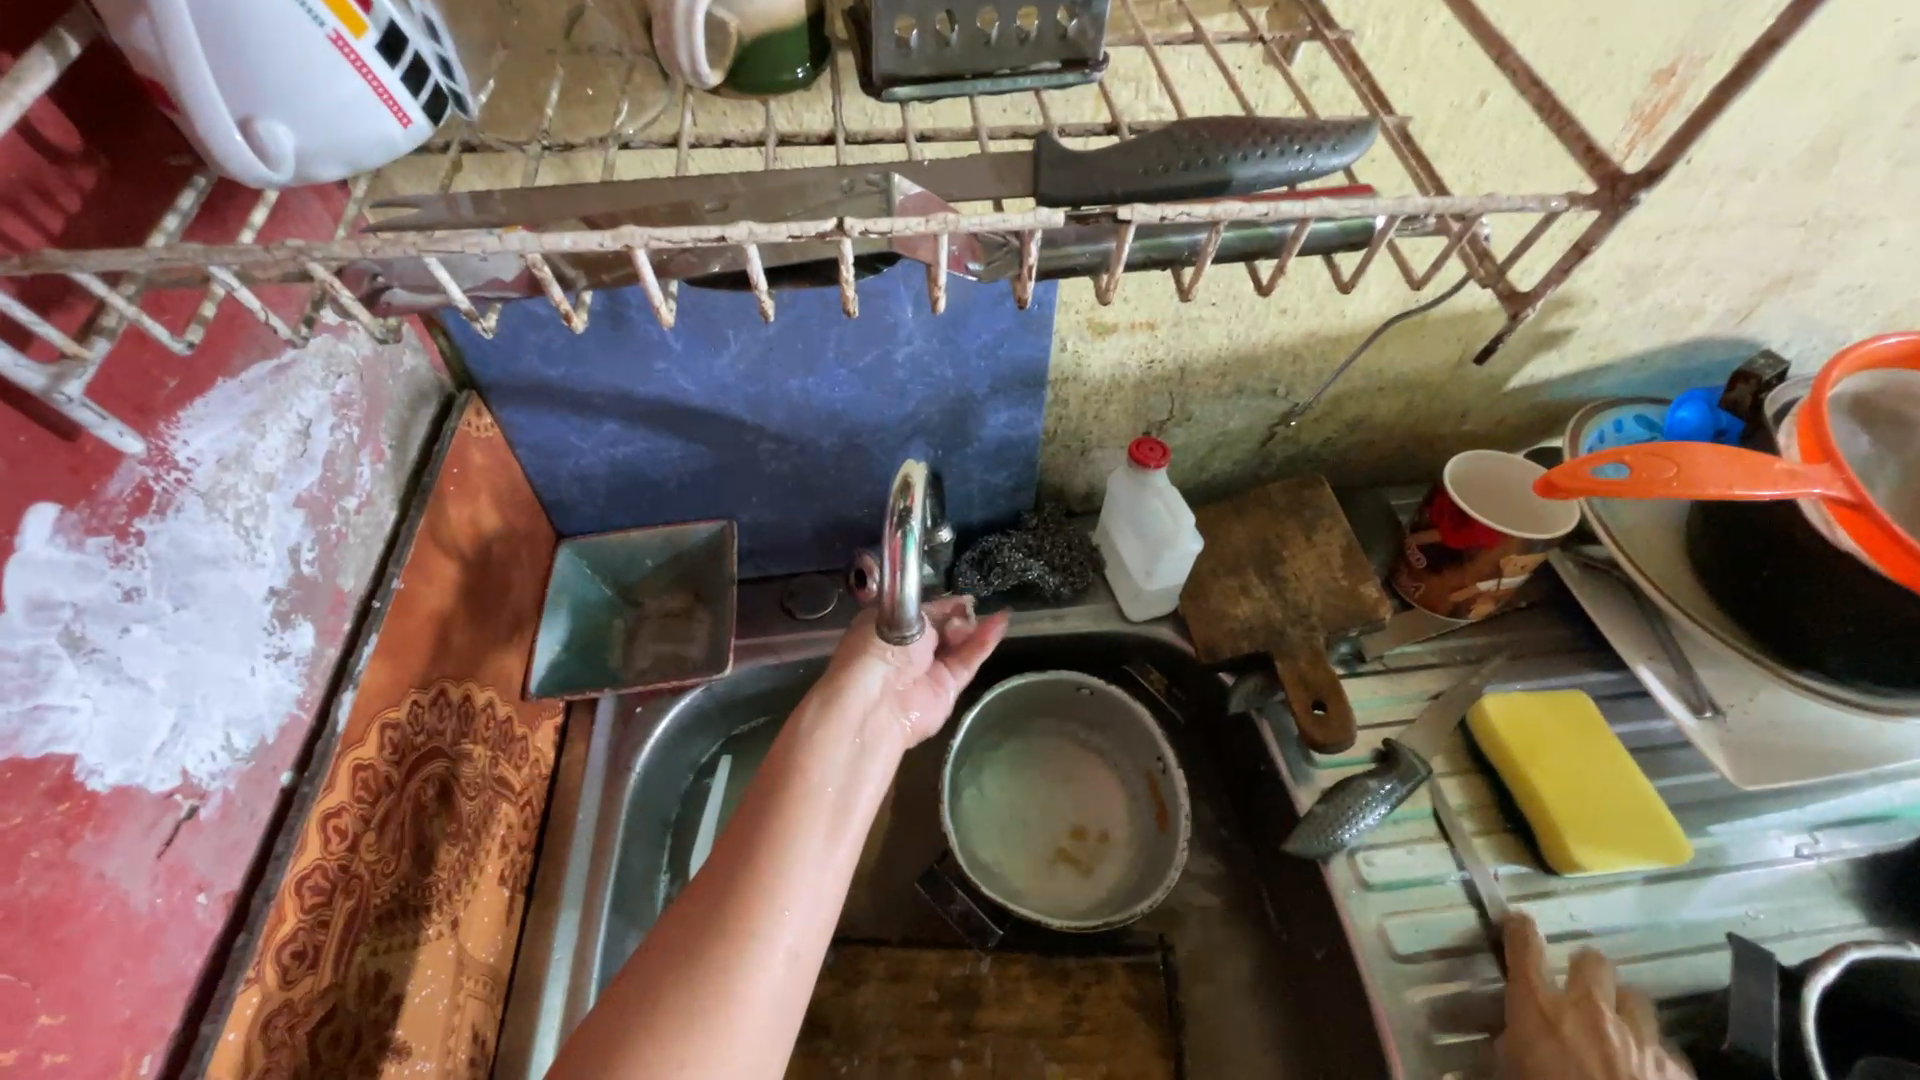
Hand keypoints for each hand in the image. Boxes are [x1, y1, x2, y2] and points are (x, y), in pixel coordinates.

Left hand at [811, 595, 1009, 749]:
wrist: (877, 699)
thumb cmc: (880, 646)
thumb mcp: (902, 614)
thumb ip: (932, 611)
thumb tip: (954, 606)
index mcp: (887, 627)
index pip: (921, 612)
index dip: (942, 605)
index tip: (962, 597)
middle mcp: (907, 649)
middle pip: (943, 628)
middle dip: (958, 616)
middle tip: (968, 609)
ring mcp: (928, 670)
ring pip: (959, 644)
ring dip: (976, 627)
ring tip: (996, 613)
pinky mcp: (948, 688)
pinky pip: (969, 660)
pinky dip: (985, 642)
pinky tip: (1000, 623)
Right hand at [1498, 913, 1693, 1079]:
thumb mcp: (1512, 1071)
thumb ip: (1511, 1046)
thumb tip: (1509, 1038)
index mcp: (1539, 1007)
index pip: (1524, 947)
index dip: (1520, 929)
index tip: (1518, 921)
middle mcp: (1589, 1010)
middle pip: (1593, 961)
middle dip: (1587, 970)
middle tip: (1581, 986)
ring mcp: (1639, 1039)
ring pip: (1637, 999)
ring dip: (1625, 1009)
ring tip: (1620, 1029)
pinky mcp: (1677, 1070)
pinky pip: (1666, 1052)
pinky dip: (1654, 1059)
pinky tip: (1647, 1076)